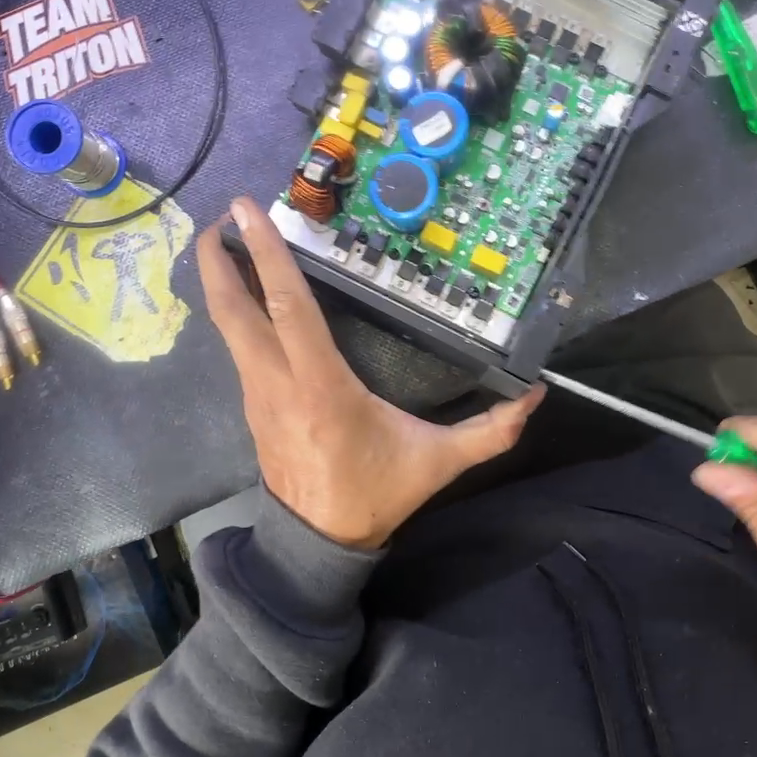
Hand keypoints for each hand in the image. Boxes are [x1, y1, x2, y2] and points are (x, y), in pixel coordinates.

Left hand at [198, 198, 544, 549]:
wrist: (317, 544)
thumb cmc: (374, 494)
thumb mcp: (438, 462)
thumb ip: (490, 431)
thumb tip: (537, 396)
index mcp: (320, 387)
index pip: (288, 308)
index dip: (267, 255)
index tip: (245, 211)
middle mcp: (277, 381)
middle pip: (234, 309)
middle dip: (220, 257)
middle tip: (222, 214)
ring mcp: (257, 392)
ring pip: (228, 326)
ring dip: (222, 280)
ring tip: (229, 238)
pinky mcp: (252, 402)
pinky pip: (236, 345)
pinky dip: (236, 309)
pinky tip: (247, 293)